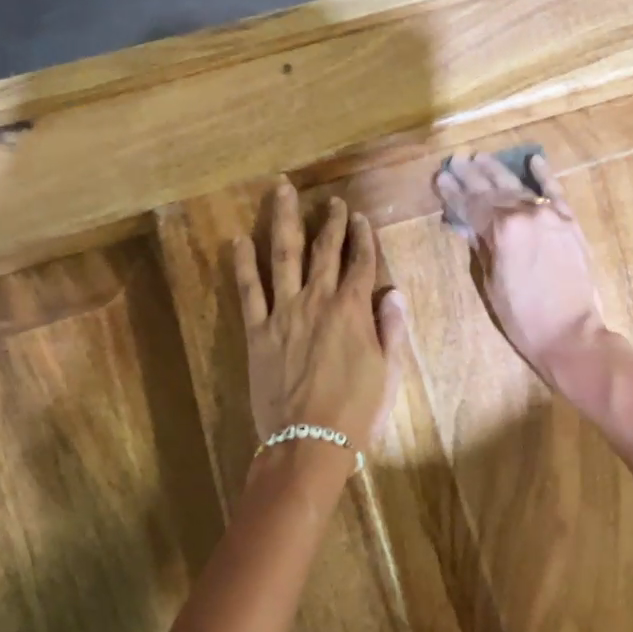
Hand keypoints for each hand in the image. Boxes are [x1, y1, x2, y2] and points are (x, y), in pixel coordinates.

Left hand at [234, 182, 408, 454]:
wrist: (309, 440)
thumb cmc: (357, 410)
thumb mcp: (389, 370)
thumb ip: (391, 328)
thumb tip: (393, 292)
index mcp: (353, 310)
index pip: (361, 263)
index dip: (363, 238)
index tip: (361, 218)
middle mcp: (318, 301)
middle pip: (325, 251)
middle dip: (331, 222)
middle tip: (332, 201)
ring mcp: (284, 313)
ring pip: (283, 256)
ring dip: (284, 221)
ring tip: (283, 191)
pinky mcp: (257, 331)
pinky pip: (248, 290)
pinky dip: (243, 263)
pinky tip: (239, 240)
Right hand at [434, 152, 611, 388]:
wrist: (571, 333)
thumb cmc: (522, 317)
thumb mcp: (491, 283)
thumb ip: (481, 248)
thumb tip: (468, 226)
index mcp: (501, 230)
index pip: (471, 205)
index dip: (454, 193)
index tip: (441, 178)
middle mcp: (526, 213)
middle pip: (493, 190)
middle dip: (472, 175)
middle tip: (456, 161)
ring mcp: (551, 215)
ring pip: (520, 187)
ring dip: (499, 171)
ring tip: (481, 157)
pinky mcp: (570, 223)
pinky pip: (555, 192)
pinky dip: (544, 175)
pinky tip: (534, 160)